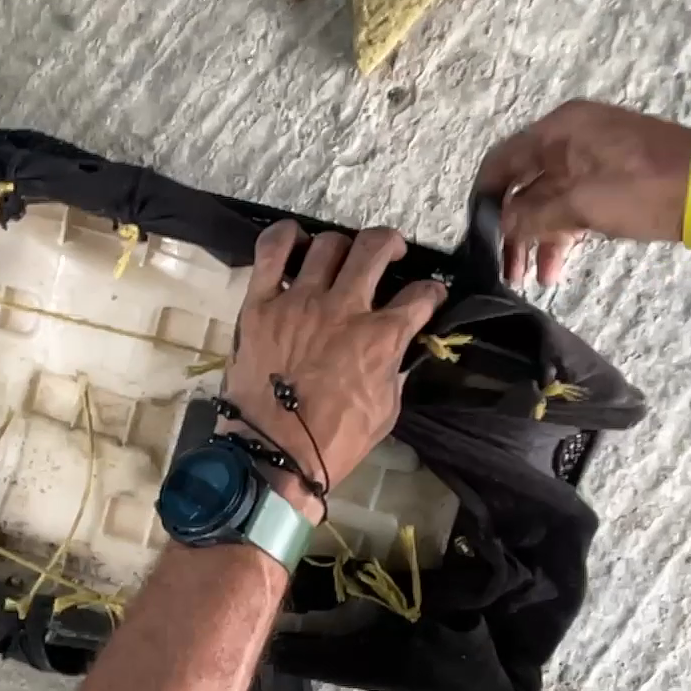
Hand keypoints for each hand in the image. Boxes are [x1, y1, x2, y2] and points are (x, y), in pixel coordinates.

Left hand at [224, 222, 447, 519]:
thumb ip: (395, 367)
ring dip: (340, 247)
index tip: (427, 294)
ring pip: (327, 244)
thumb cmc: (335, 439)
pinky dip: (285, 237)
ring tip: (339, 258)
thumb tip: (400, 345)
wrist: (273, 453)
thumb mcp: (386, 408)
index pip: (419, 295)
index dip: (430, 292)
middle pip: (373, 247)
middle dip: (389, 244)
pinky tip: (295, 239)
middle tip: (388, 254)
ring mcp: (299, 302)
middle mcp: (343, 308)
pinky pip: (271, 251)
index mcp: (380, 336)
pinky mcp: (260, 304)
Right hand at [477, 100, 690, 285]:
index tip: (478, 235)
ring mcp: (593, 160)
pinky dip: (562, 234)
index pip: (500, 162)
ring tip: (534, 278)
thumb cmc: (644, 189)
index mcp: (559, 130)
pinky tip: (556, 266)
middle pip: (523, 186)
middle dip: (513, 229)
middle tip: (507, 269)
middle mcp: (570, 138)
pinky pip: (573, 207)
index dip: (485, 199)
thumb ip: (531, 216)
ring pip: (549, 201)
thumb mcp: (579, 205)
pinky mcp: (613, 181)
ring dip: (537, 239)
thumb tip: (503, 228)